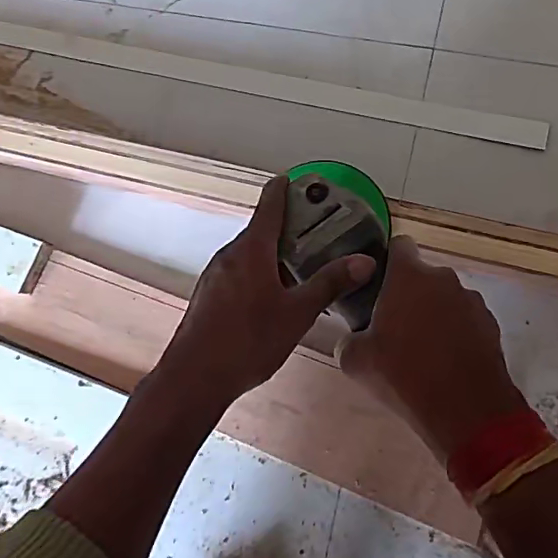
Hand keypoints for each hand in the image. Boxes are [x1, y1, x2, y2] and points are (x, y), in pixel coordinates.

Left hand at [156, 175, 375, 409]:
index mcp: (251, 250)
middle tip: (315, 231)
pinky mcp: (210, 295)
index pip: (269, 205)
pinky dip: (259, 271)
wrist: (195, 377)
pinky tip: (274, 296)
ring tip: (301, 267)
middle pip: (261, 229)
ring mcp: (216, 275)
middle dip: (288, 227)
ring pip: (250, 253)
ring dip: (273, 252)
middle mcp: (230, 256)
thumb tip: (362, 262)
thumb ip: (330, 283)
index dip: (284, 189)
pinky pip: (239, 271)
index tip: (296, 180)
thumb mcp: (298, 313)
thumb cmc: (245, 342)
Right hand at [339, 236, 529, 461]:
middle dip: (409, 295)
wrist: (467, 411)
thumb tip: (352, 340)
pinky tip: (446, 362)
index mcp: (408, 276)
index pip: (398, 245)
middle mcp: (443, 278)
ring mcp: (472, 300)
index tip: (378, 284)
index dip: (387, 261)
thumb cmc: (404, 375)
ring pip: (445, 299)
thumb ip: (349, 340)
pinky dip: (456, 333)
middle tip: (394, 326)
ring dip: (434, 314)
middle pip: (422, 277)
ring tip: (423, 349)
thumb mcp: (356, 361)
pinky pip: (466, 320)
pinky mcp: (491, 325)